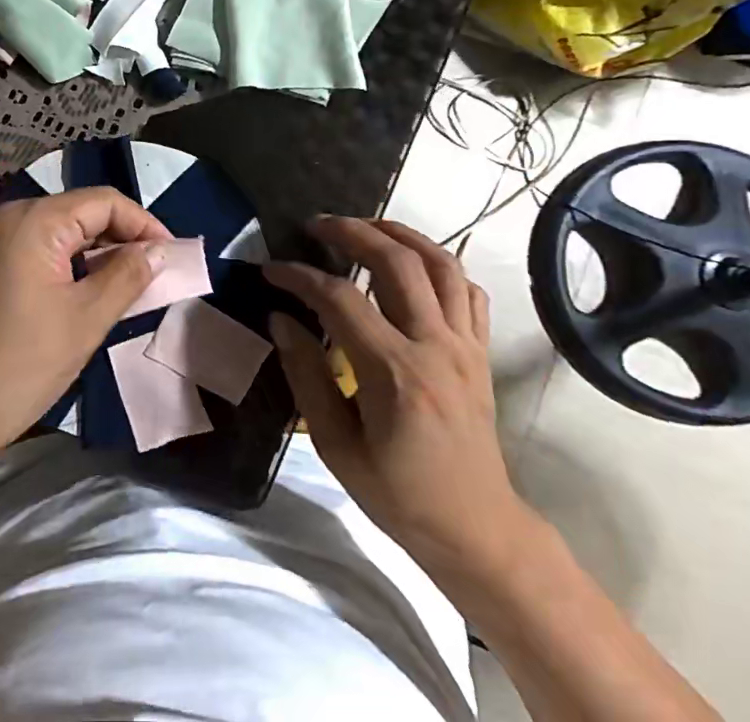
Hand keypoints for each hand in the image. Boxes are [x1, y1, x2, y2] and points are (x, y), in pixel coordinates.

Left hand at [0, 188, 171, 481]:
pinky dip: (59, 264)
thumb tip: (157, 250)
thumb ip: (126, 276)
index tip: (173, 259)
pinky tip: (77, 294)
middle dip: (118, 239)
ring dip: (90, 254)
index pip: (102, 201)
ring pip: (51, 232)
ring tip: (121, 289)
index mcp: (30, 220)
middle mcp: (1, 217)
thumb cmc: (19, 366)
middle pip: (75, 212)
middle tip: (152, 278)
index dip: (144, 225)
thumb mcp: (85, 320)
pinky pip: (27, 250)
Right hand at [264, 217, 537, 578]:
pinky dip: (438, 264)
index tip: (269, 270)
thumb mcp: (334, 442)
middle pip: (397, 263)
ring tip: (363, 225)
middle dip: (352, 232)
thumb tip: (281, 320)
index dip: (299, 276)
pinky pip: (466, 291)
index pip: (339, 299)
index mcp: (394, 373)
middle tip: (315, 224)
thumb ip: (307, 374)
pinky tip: (410, 263)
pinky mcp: (479, 352)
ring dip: (400, 235)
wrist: (474, 525)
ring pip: (442, 265)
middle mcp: (435, 347)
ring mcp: (465, 346)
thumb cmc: (395, 491)